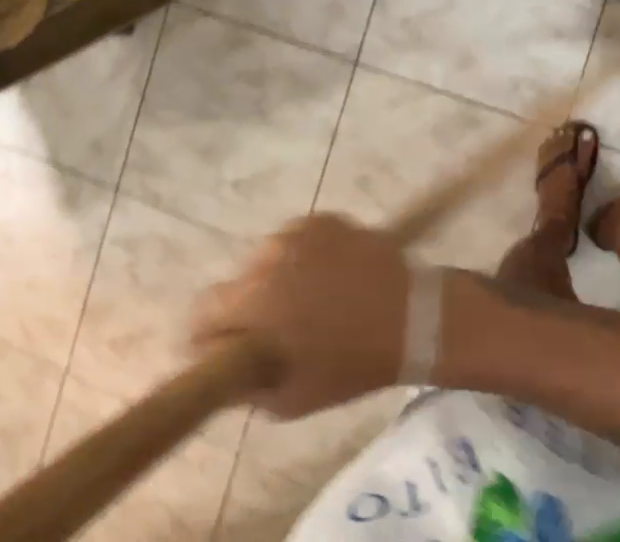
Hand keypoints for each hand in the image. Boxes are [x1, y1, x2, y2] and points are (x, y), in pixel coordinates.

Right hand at [190, 214, 413, 418]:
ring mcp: (297, 233)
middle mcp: (267, 258)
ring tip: (308, 300)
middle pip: (237, 283)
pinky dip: (304, 257)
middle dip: (247, 307)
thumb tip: (219, 372)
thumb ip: (243, 386)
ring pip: (267, 259)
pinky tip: (328, 277)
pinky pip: (297, 240)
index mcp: (252, 301)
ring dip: (276, 278)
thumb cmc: (351, 365)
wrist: (416, 318)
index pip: (202, 311)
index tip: (225, 348)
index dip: (209, 334)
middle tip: (274, 328)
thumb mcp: (289, 399)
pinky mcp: (323, 219)